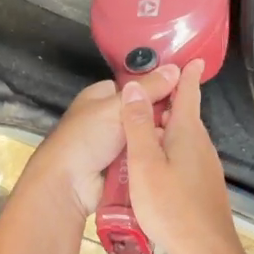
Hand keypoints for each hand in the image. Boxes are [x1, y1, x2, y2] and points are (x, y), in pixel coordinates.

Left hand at [23, 65, 180, 218]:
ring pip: (148, 135)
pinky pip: (146, 154)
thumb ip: (148, 89)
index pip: (135, 87)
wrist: (69, 185)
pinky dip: (155, 155)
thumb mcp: (116, 107)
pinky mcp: (125, 165)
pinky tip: (173, 155)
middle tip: (183, 118)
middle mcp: (109, 118)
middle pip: (145, 112)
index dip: (156, 87)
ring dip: (160, 137)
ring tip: (184, 137)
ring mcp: (117, 144)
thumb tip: (176, 68)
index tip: (183, 89)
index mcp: (101, 97)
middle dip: (161, 116)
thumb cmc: (86, 137)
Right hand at [119, 60, 241, 253]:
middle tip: (142, 94)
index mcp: (187, 133)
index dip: (188, 74)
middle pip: (183, 115)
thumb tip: (133, 87)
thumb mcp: (144, 163)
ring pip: (182, 138)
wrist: (207, 252)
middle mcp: (201, 145)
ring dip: (164, 129)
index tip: (191, 57)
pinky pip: (184, 157)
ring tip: (139, 129)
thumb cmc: (171, 206)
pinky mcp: (203, 186)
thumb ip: (138, 125)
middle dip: (167, 102)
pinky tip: (152, 165)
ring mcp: (205, 167)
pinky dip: (168, 150)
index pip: (189, 93)